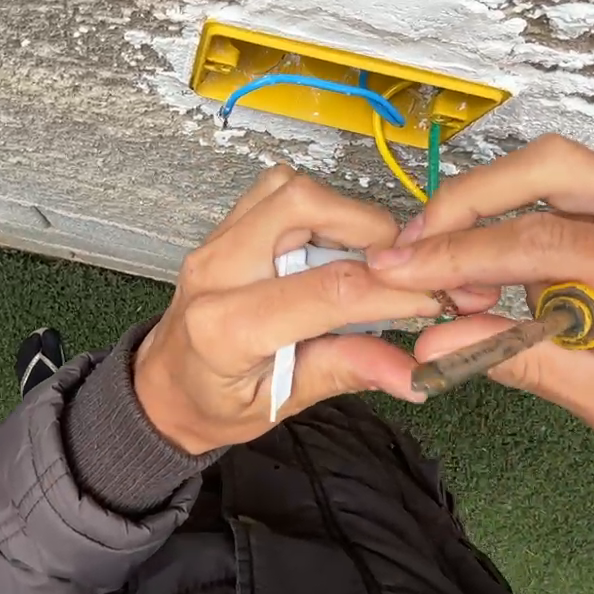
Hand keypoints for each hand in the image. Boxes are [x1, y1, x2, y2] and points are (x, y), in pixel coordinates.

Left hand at [135, 167, 441, 453]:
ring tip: (365, 256)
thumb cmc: (212, 404)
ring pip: (287, 187)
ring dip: (339, 212)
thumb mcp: (277, 405)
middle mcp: (217, 269)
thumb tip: (412, 370)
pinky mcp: (224, 228)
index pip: (323, 290)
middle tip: (396, 265)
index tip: (431, 297)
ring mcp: (216, 241)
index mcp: (226, 327)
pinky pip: (274, 192)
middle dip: (364, 225)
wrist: (161, 388)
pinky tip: (330, 244)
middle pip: (299, 206)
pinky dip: (315, 207)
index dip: (390, 290)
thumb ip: (342, 372)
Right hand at [367, 136, 593, 487]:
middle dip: (469, 200)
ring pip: (552, 169)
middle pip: (552, 167)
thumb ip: (524, 362)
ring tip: (448, 272)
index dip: (465, 254)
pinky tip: (491, 270)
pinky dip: (510, 223)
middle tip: (413, 248)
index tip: (400, 271)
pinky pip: (561, 196)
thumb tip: (431, 340)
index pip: (555, 244)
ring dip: (484, 208)